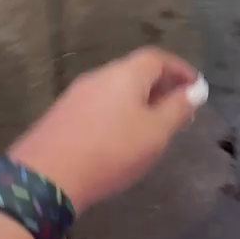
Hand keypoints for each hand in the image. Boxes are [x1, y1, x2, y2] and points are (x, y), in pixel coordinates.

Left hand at [10, 47, 205, 212]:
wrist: (42, 180)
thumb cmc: (111, 151)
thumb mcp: (156, 132)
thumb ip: (178, 108)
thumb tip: (196, 89)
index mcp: (126, 74)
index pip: (159, 58)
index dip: (181, 70)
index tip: (197, 88)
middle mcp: (100, 76)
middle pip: (136, 71)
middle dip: (161, 86)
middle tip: (179, 108)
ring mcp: (76, 96)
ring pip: (117, 89)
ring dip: (140, 101)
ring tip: (154, 126)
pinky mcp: (61, 116)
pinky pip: (99, 105)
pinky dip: (119, 112)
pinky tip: (122, 137)